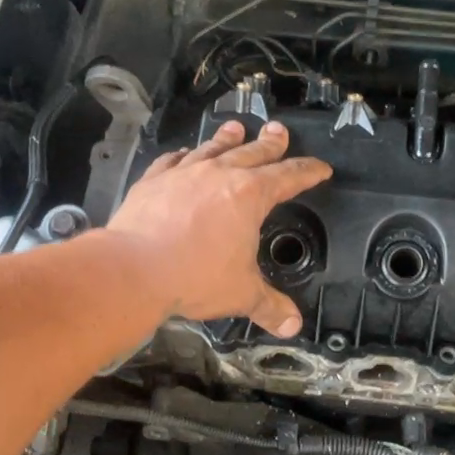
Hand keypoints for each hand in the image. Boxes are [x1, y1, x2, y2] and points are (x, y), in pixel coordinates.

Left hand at [106, 119, 331, 336]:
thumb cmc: (194, 277)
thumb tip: (292, 326)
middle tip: (279, 131)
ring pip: (212, 149)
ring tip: (236, 128)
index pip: (289, 177)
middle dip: (270, 143)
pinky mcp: (153, 181)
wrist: (133, 268)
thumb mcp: (240, 294)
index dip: (308, 172)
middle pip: (252, 152)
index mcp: (250, 196)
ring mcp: (183, 174)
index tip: (320, 168)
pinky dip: (182, 155)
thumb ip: (269, 307)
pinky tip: (183, 154)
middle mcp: (219, 175)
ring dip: (227, 139)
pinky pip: (172, 161)